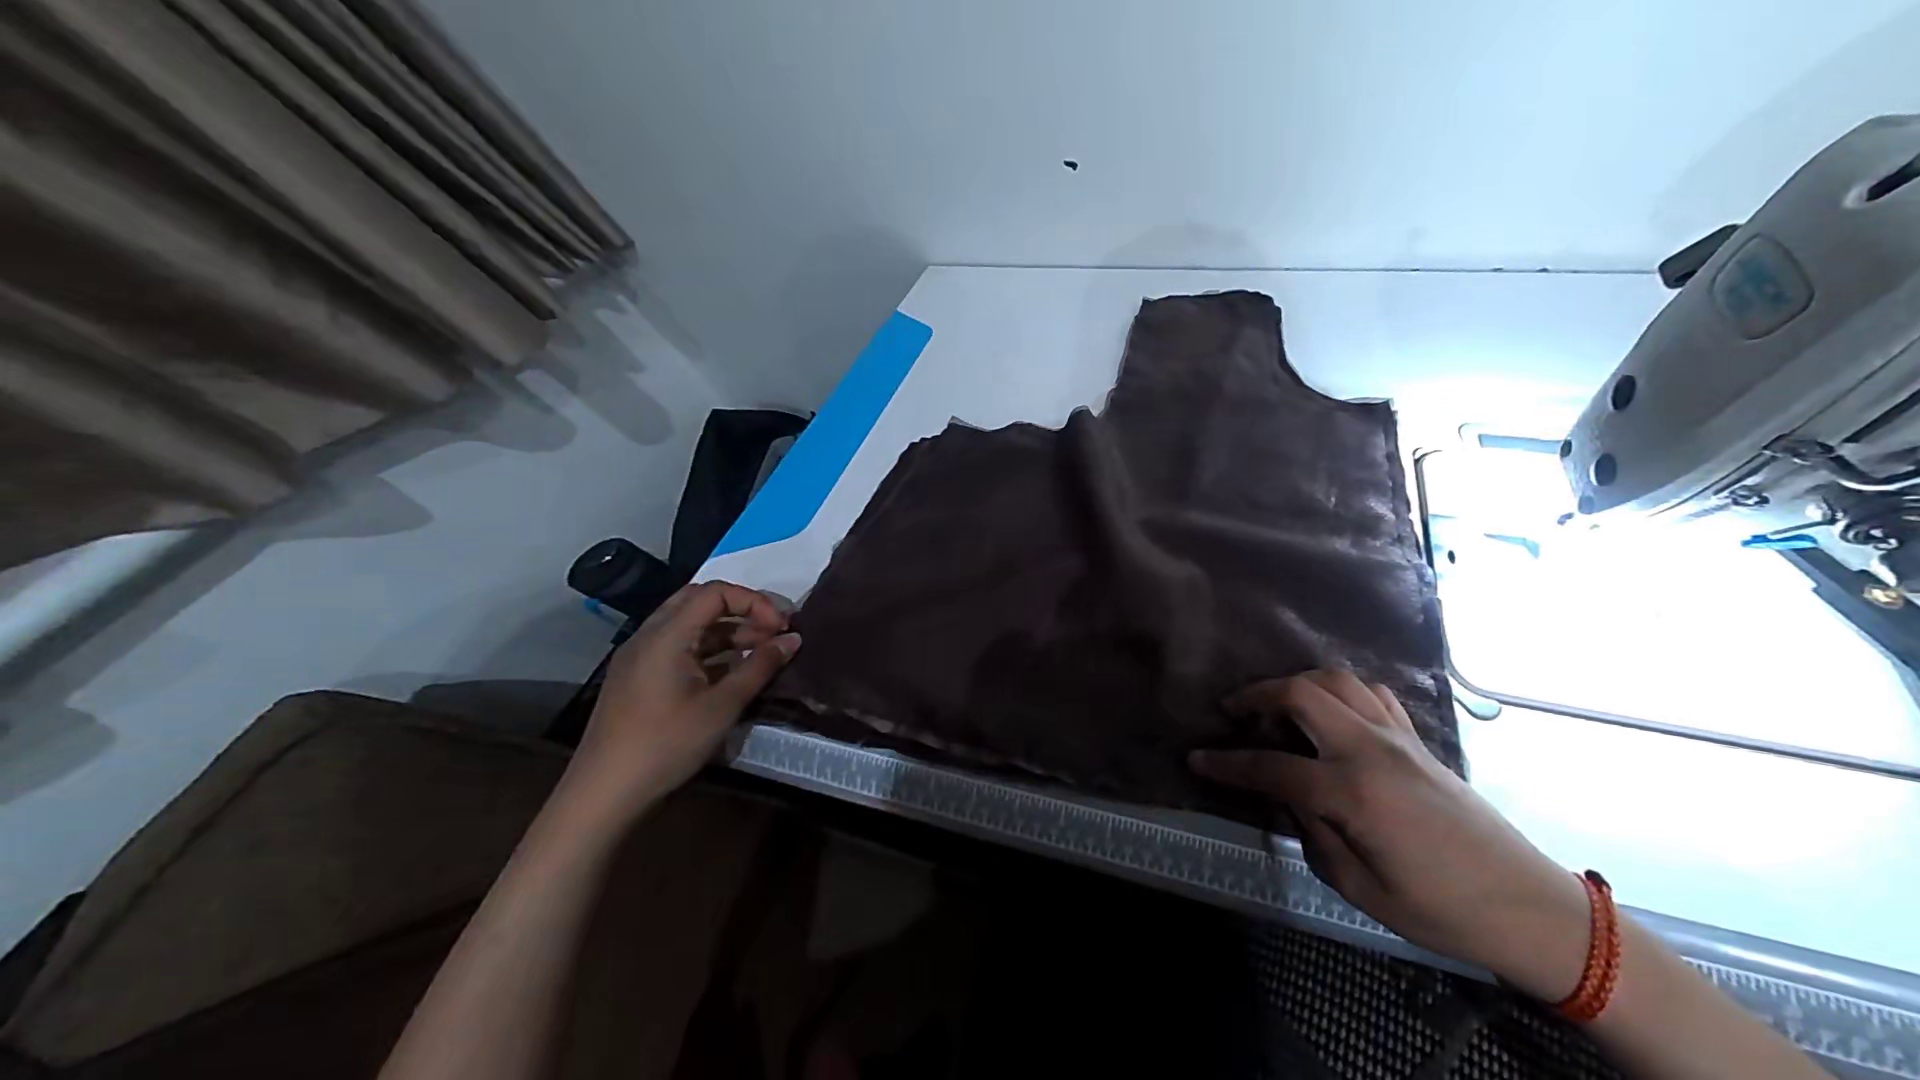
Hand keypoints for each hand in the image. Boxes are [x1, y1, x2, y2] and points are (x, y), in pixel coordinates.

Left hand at [564, 581, 799, 820]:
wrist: (605, 792)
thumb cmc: (667, 744)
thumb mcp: (722, 706)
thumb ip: (760, 667)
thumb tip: (793, 639)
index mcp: (666, 634)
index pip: (715, 592)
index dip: (754, 602)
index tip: (782, 628)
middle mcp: (649, 635)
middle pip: (700, 600)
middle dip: (741, 610)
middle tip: (773, 632)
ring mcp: (640, 656)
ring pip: (689, 624)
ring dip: (726, 630)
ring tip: (760, 653)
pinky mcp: (639, 676)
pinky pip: (678, 646)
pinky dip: (709, 649)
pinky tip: (731, 671)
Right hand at [1189, 670, 1591, 1001]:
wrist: (1529, 906)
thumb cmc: (1441, 909)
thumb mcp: (1358, 886)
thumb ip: (1313, 831)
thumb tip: (1290, 796)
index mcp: (1353, 792)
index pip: (1271, 766)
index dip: (1227, 763)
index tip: (1198, 759)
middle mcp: (1372, 750)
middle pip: (1302, 695)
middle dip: (1258, 695)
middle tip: (1234, 711)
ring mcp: (1399, 739)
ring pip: (1338, 681)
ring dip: (1299, 684)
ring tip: (1279, 705)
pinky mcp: (1418, 740)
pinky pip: (1372, 694)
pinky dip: (1341, 691)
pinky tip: (1331, 713)